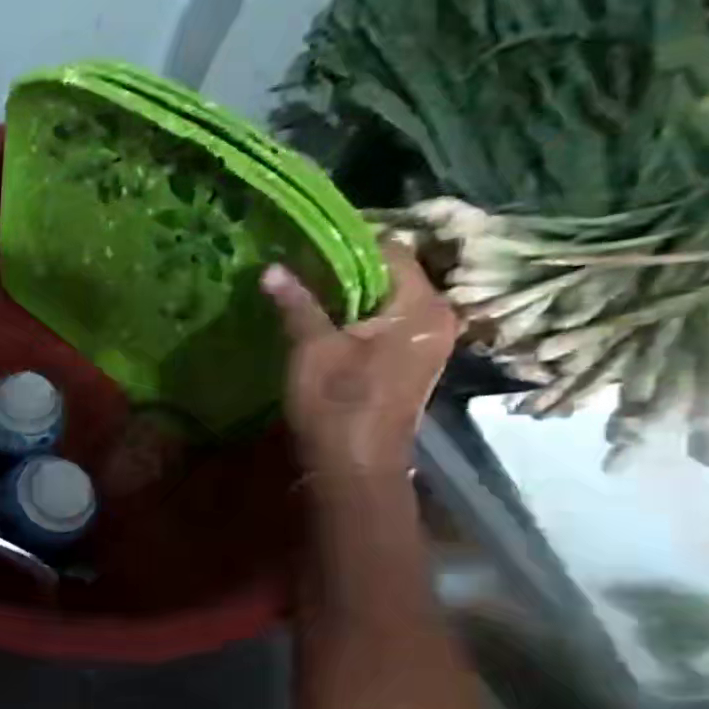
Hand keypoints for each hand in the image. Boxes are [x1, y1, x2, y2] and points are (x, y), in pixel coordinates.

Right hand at [261, 237, 456, 479]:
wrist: (354, 468)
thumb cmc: (337, 405)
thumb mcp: (311, 349)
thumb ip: (297, 304)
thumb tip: (272, 267)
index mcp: (421, 306)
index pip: (390, 249)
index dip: (347, 241)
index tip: (307, 241)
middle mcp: (437, 316)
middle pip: (391, 271)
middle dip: (346, 266)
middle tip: (300, 262)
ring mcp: (428, 339)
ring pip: (387, 296)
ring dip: (350, 291)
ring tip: (306, 287)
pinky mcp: (412, 359)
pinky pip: (386, 319)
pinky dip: (357, 313)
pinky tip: (324, 317)